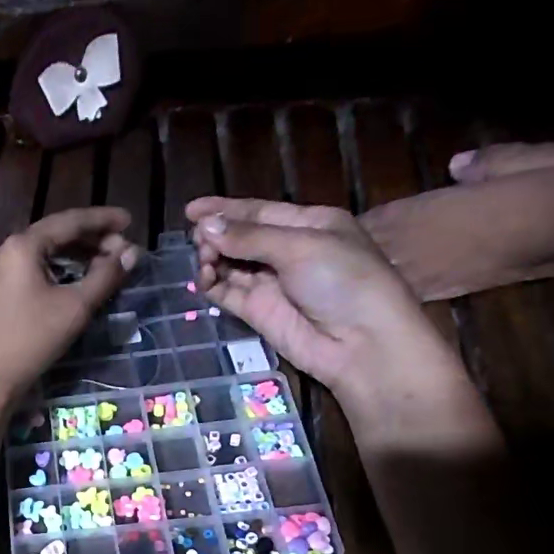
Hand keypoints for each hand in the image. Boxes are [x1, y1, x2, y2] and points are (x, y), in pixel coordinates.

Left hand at [0, 207, 138, 399]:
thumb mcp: (75, 307)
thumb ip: (105, 276)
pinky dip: (63, 269)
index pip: (70, 221)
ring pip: (48, 252)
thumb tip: (132, 253)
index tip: (130, 221)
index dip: (103, 220)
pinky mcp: (3, 290)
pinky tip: (80, 279)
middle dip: (92, 238)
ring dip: (79, 255)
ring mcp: (4, 270)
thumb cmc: (34, 339)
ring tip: (107, 263)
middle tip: (122, 248)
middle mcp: (10, 249)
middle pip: (58, 234)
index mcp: (25, 245)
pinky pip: (38, 268)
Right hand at [186, 198, 461, 417]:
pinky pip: (230, 293)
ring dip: (214, 259)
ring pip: (232, 265)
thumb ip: (250, 237)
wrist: (361, 344)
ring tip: (203, 259)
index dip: (225, 209)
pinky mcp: (260, 313)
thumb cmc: (344, 280)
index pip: (259, 211)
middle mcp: (289, 252)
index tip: (191, 209)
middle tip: (196, 239)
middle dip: (217, 235)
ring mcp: (273, 285)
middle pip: (243, 238)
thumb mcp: (300, 247)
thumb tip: (205, 226)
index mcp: (309, 225)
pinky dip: (214, 285)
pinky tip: (204, 278)